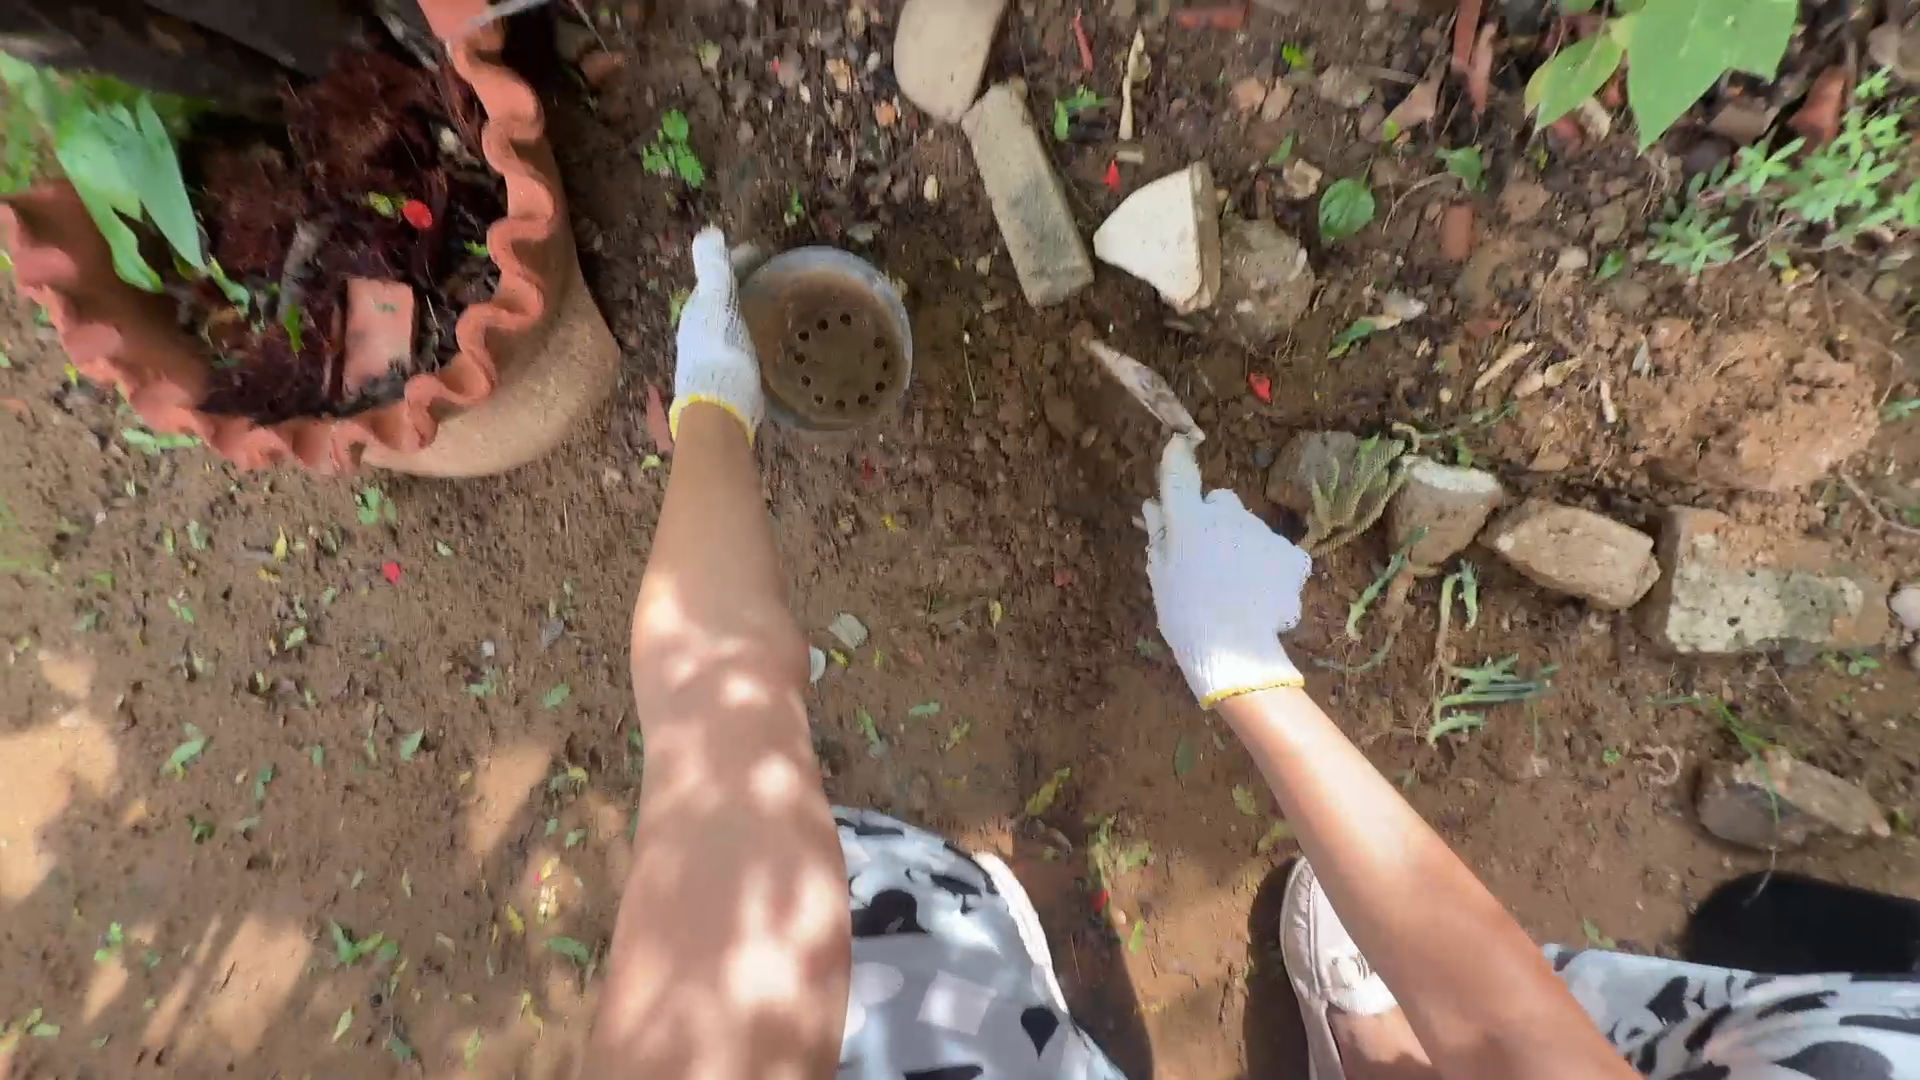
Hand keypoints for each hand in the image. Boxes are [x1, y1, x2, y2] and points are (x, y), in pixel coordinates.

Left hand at [671, 227, 765, 441]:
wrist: (719, 408)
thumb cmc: (721, 353)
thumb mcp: (717, 305)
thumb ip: (714, 270)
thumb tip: (709, 231)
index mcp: (698, 310)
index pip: (719, 275)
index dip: (739, 260)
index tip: (764, 251)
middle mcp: (699, 330)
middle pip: (723, 299)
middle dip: (743, 286)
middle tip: (771, 277)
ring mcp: (712, 355)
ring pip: (730, 323)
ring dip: (746, 311)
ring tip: (771, 306)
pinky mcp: (727, 377)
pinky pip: (740, 345)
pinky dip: (751, 335)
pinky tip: (765, 341)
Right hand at [1142, 434, 1310, 706]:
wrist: (1234, 650)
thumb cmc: (1184, 613)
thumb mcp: (1160, 575)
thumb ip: (1159, 536)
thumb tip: (1152, 506)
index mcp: (1189, 520)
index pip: (1180, 476)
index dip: (1177, 456)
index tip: (1179, 441)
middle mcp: (1228, 516)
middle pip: (1220, 503)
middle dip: (1212, 520)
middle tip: (1203, 557)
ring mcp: (1263, 533)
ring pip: (1248, 528)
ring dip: (1239, 544)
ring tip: (1232, 585)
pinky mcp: (1291, 555)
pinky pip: (1274, 550)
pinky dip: (1267, 564)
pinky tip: (1257, 592)